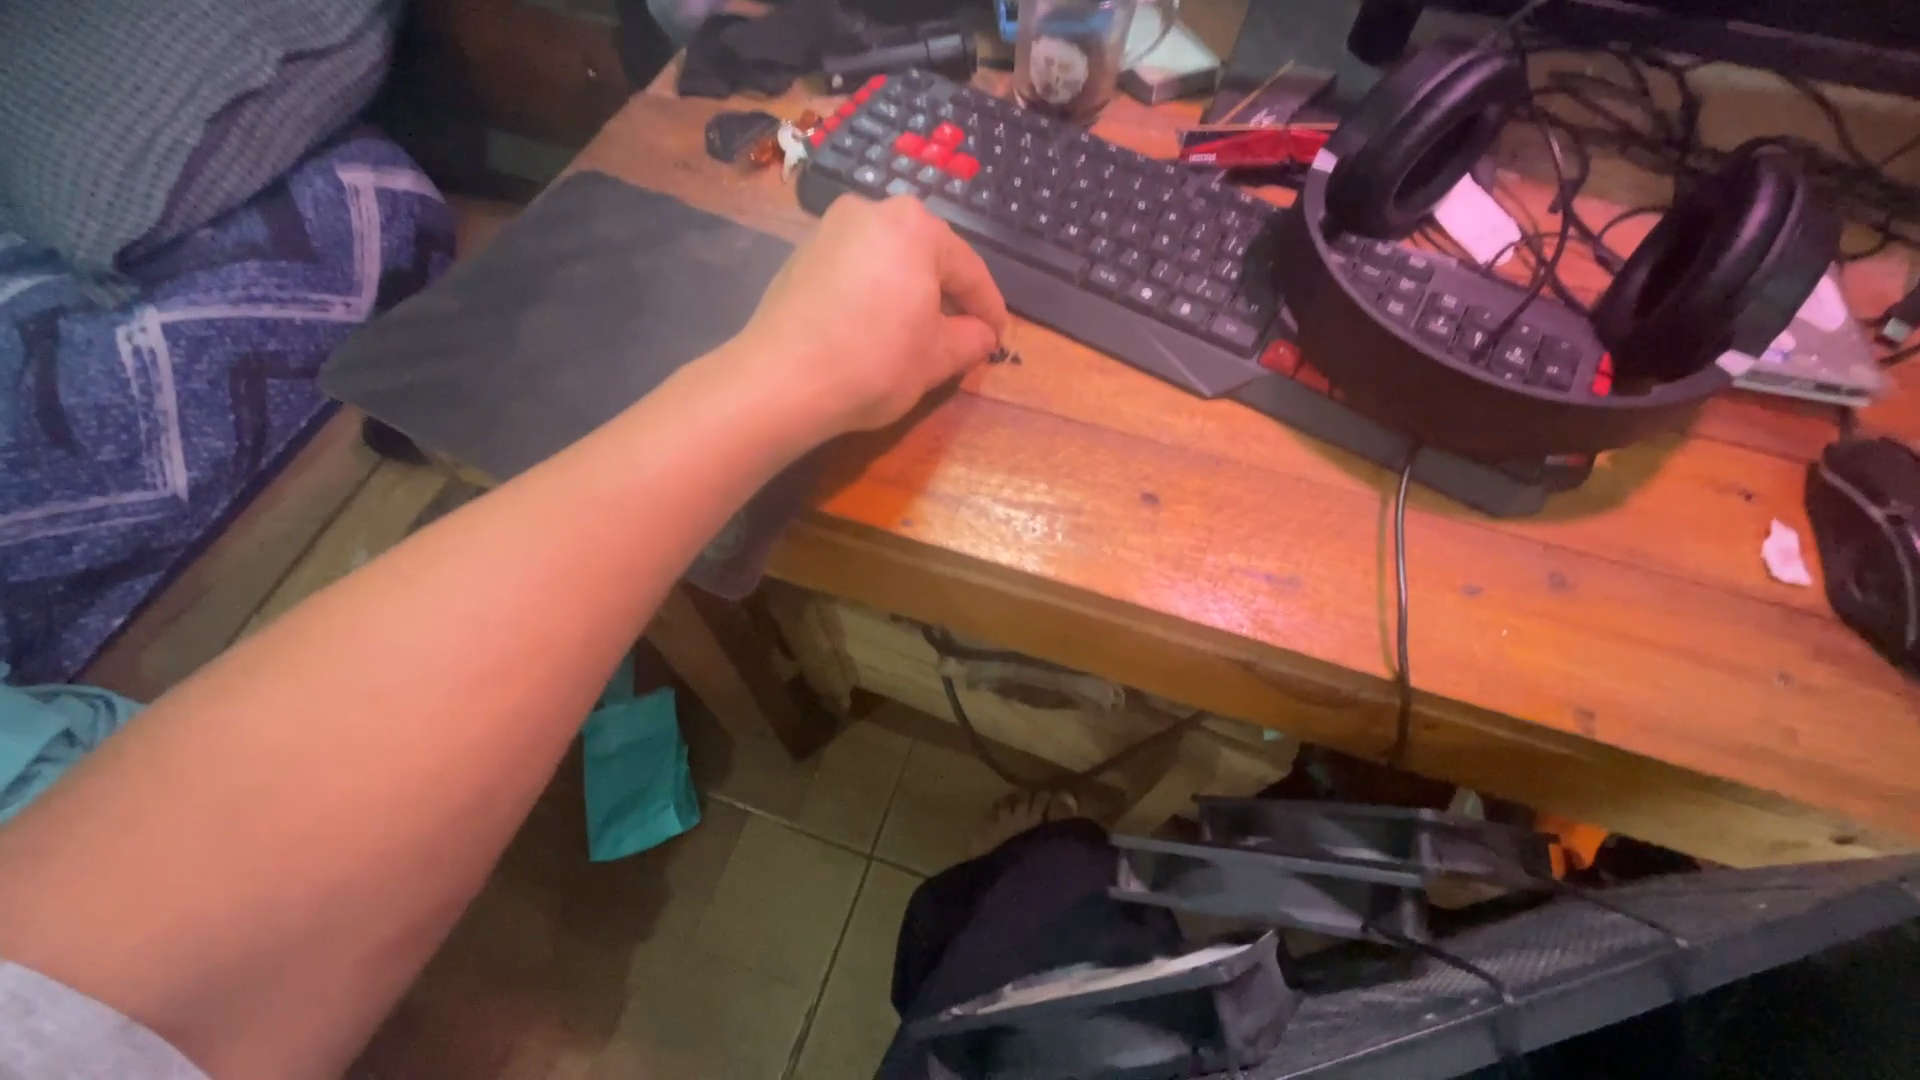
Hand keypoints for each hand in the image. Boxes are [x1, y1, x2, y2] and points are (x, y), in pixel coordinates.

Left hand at [730, 195, 1011, 435]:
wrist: (783, 380)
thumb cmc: (875, 363)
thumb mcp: (936, 359)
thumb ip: (969, 340)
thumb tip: (983, 335)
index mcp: (915, 227)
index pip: (968, 268)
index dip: (989, 308)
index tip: (998, 337)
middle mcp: (871, 212)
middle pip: (926, 256)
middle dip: (947, 295)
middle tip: (961, 334)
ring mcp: (830, 229)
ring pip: (889, 260)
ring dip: (910, 292)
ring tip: (918, 333)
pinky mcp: (801, 255)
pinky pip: (856, 269)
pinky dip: (875, 293)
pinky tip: (876, 328)